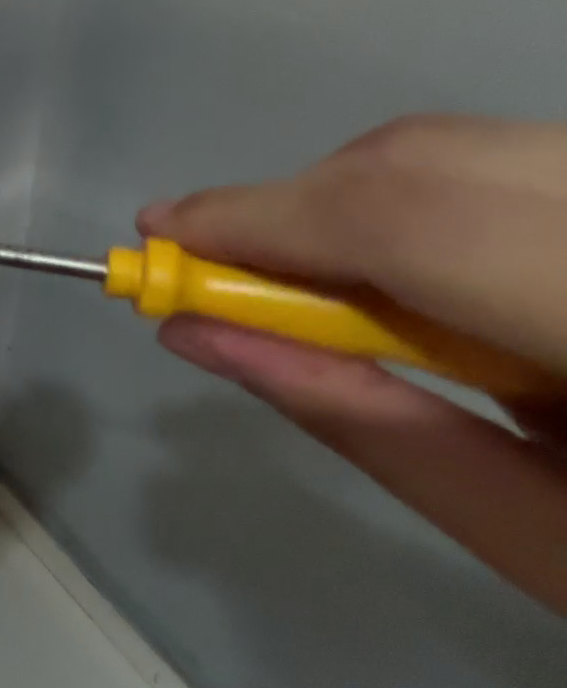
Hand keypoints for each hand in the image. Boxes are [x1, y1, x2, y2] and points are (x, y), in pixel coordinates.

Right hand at [142, 114, 566, 612]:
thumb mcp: (533, 538)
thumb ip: (353, 416)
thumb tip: (193, 332)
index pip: (408, 218)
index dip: (258, 215)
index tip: (157, 237)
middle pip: (432, 159)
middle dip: (296, 208)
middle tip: (229, 276)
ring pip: (473, 148)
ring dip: (359, 209)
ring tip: (344, 298)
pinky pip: (521, 164)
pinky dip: (430, 206)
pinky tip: (445, 285)